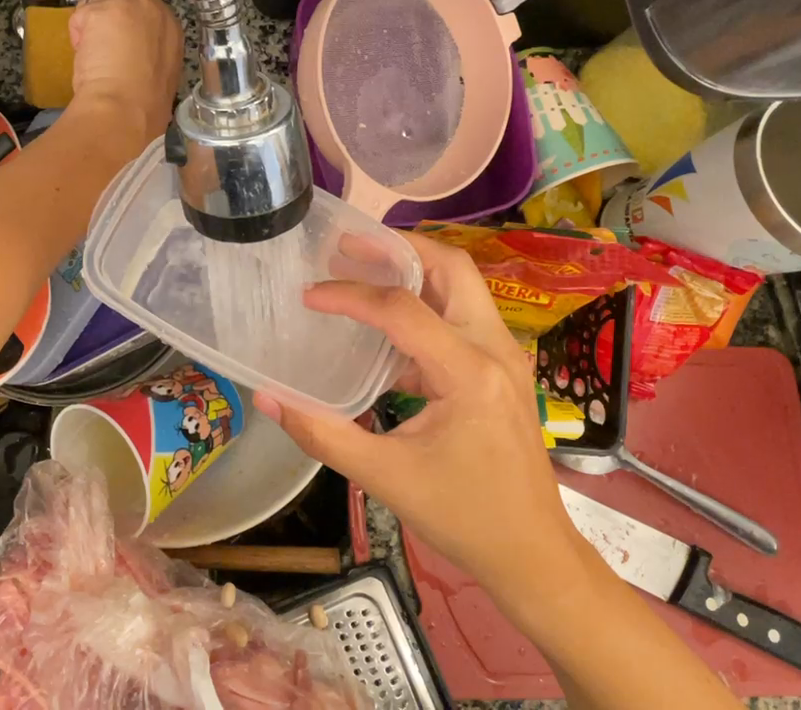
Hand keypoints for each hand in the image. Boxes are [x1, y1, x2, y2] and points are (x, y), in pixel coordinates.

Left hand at [67, 0, 181, 147]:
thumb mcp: (161, 72)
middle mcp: (154, 9)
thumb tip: (134, 51)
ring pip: (99, 5)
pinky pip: (81, 17)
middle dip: (110, 18)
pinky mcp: (102, 10)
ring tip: (95, 58)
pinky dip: (78, 35)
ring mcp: (127, 5)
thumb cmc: (145, 102)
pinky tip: (85, 58)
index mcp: (172, 27)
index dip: (129, 24)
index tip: (121, 42)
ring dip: (93, 27)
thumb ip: (151, 51)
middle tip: (104, 48)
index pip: (146, 9)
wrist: (126, 109)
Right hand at [255, 231, 594, 593]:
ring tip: (360, 267)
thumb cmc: (464, 517)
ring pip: (460, 286)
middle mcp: (494, 348)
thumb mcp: (385, 478)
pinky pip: (460, 317)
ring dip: (412, 270)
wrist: (533, 555)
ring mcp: (504, 356)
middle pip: (450, 268)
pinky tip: (383, 327)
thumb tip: (267, 400)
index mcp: (469, 372)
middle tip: (346, 246)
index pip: (401, 309)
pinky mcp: (500, 370)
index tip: (307, 295)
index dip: (349, 295)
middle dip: (396, 248)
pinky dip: (422, 306)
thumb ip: (323, 433)